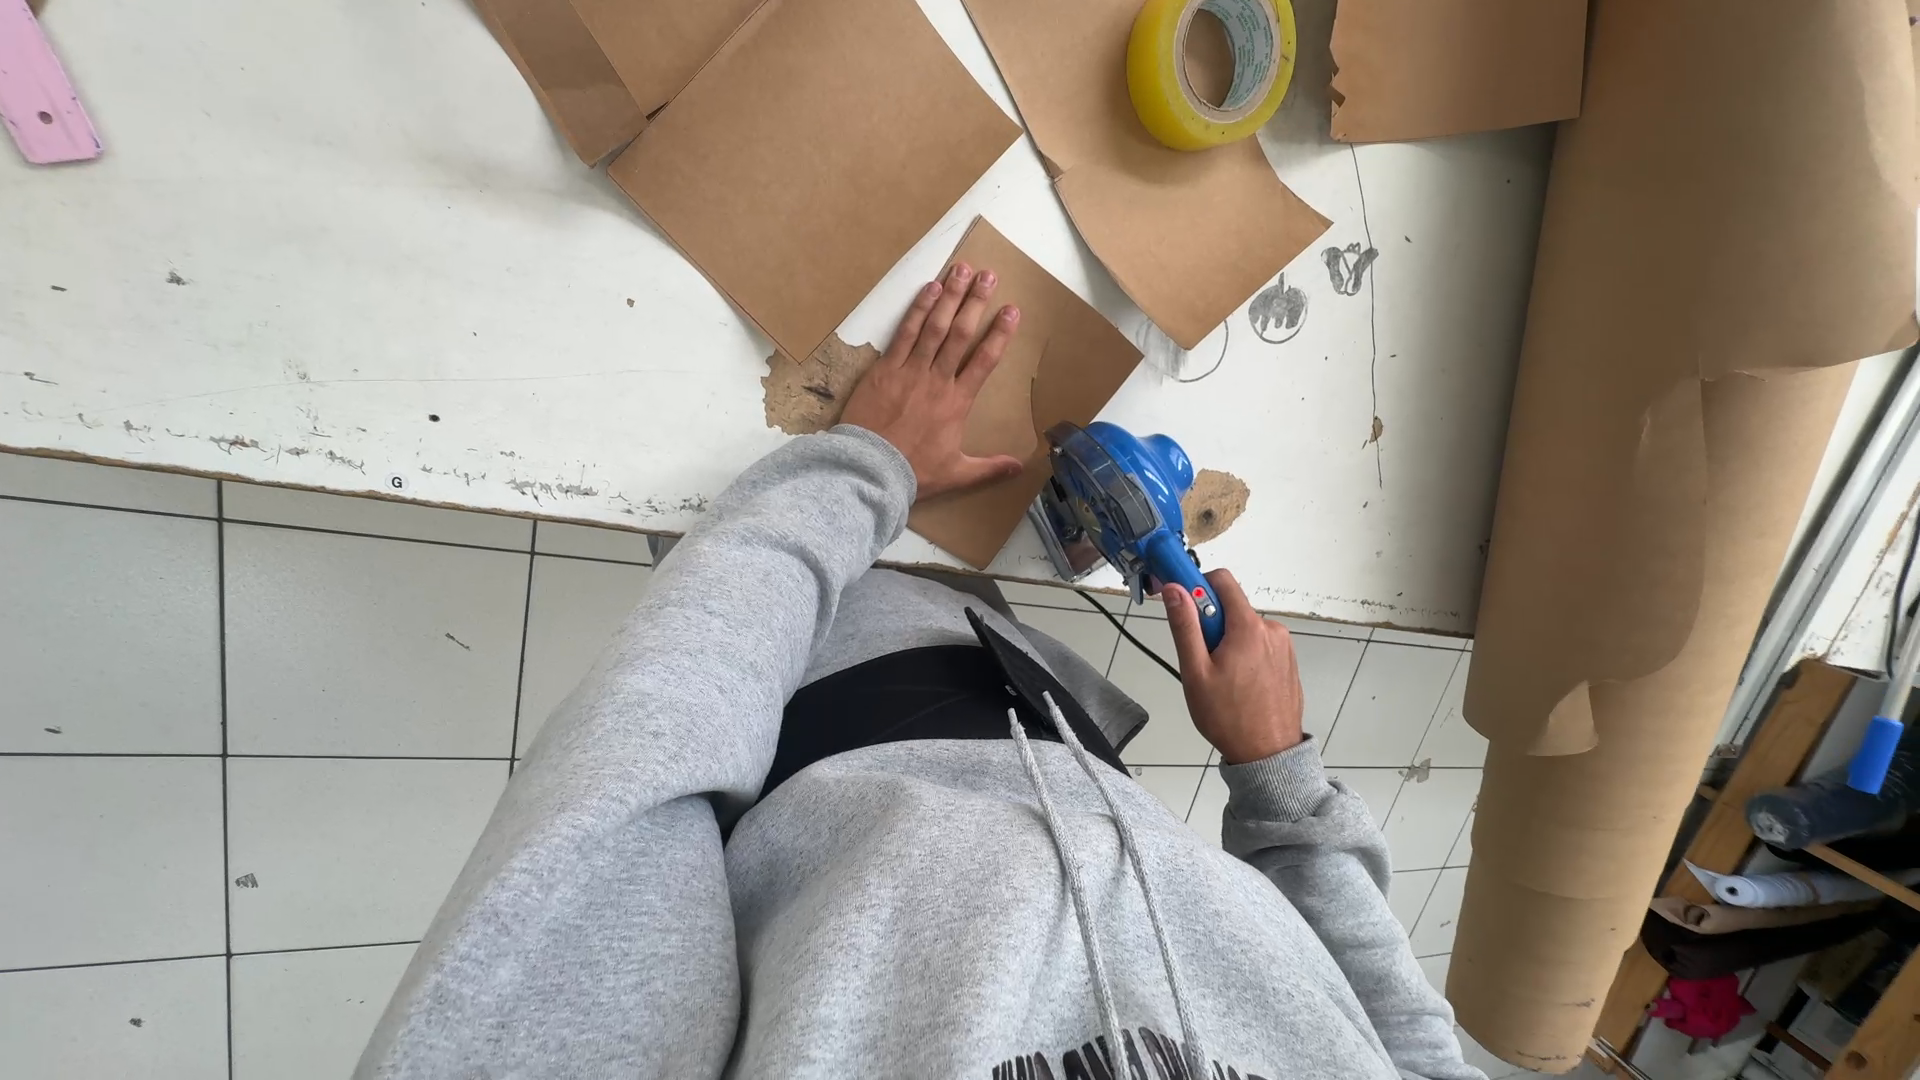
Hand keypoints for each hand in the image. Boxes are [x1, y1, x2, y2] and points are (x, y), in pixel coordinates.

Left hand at [840, 261, 1024, 500]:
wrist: (871, 469)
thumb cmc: (913, 472)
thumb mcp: (956, 474)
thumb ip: (988, 467)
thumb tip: (1019, 467)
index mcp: (957, 403)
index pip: (984, 361)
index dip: (1000, 334)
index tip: (1012, 310)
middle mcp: (937, 381)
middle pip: (960, 334)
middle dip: (976, 303)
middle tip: (989, 275)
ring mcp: (910, 371)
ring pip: (934, 327)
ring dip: (950, 296)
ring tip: (962, 269)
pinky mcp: (884, 370)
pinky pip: (904, 333)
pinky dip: (917, 310)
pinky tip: (929, 288)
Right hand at [1163, 568, 1304, 764]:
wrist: (1268, 756)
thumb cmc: (1227, 717)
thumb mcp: (1195, 672)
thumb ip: (1184, 626)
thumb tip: (1174, 589)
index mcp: (1248, 627)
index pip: (1222, 580)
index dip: (1196, 584)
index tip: (1179, 600)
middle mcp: (1271, 630)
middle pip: (1231, 607)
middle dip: (1210, 623)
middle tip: (1200, 659)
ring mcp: (1283, 646)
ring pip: (1244, 628)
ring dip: (1227, 641)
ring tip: (1220, 678)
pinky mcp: (1288, 662)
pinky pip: (1258, 644)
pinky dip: (1244, 654)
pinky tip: (1238, 684)